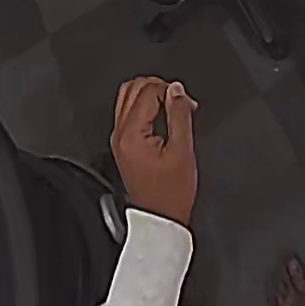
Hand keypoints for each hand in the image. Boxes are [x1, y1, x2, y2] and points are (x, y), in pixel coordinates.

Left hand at [112, 76, 198, 226]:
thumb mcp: (183, 150)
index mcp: (132, 134)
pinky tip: (163, 115)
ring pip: (128, 95)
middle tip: (179, 101)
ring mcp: (119, 138)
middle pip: (134, 87)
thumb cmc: (171, 192)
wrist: (160, 218)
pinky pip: (129, 110)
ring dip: (151, 93)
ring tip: (172, 106)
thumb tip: (177, 90)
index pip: (147, 91)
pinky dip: (146, 105)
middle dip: (159, 87)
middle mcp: (120, 134)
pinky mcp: (123, 143)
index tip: (186, 102)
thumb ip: (180, 114)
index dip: (170, 90)